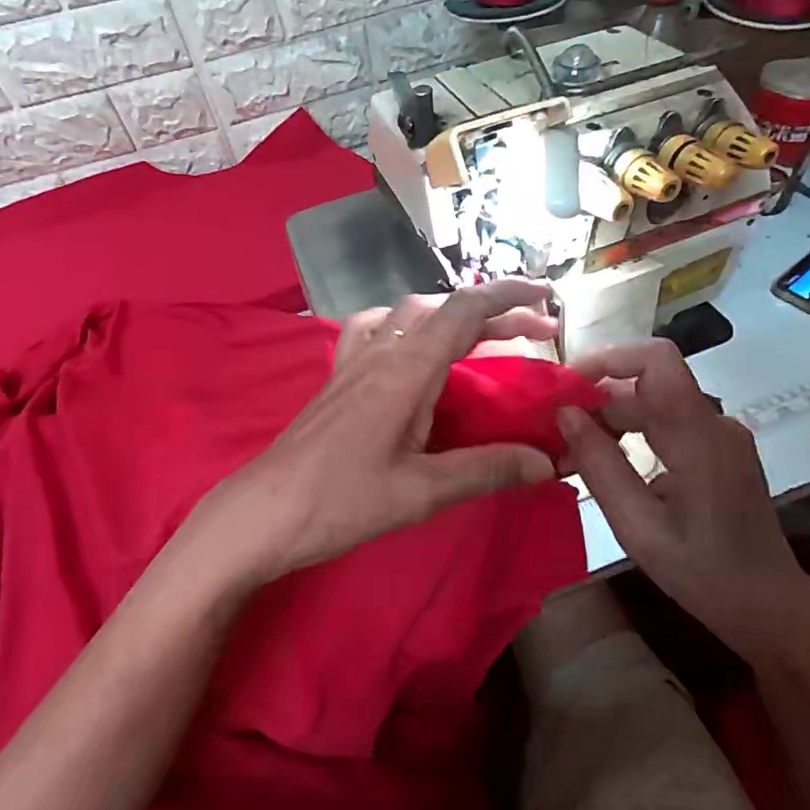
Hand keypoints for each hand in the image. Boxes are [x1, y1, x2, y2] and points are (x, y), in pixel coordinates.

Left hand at [183, 280, 562, 585]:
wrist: (262, 513)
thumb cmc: (340, 502)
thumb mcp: (421, 492)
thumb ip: (487, 469)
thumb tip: (546, 463)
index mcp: (407, 369)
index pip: (465, 311)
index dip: (510, 296)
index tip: (547, 297)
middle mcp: (382, 351)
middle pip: (446, 310)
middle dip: (497, 313)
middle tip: (540, 333)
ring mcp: (355, 359)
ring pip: (412, 313)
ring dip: (455, 315)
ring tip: (486, 335)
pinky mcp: (339, 374)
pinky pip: (378, 327)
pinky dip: (409, 324)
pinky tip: (413, 344)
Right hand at [557, 339, 809, 659]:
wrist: (770, 607)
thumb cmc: (705, 574)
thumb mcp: (639, 527)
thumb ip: (599, 465)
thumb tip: (564, 413)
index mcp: (699, 435)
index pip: (656, 359)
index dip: (609, 357)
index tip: (568, 383)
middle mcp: (714, 421)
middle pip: (648, 384)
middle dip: (598, 399)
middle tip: (558, 433)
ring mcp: (720, 434)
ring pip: (656, 403)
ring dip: (613, 419)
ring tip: (575, 452)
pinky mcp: (719, 449)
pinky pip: (670, 423)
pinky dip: (635, 433)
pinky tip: (610, 462)